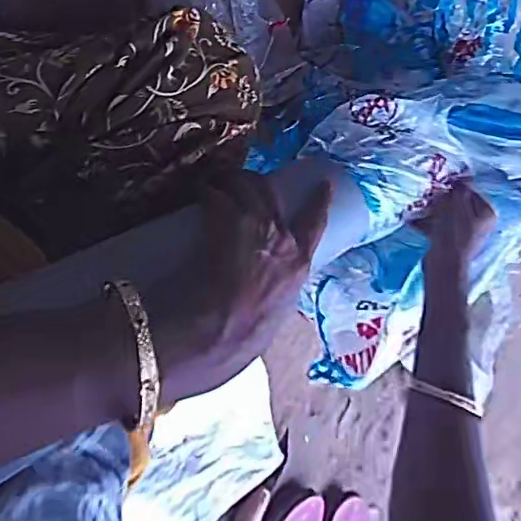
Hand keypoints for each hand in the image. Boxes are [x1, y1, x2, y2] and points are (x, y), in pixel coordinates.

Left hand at [149, 169, 329, 400]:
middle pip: (270, 192)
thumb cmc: (242, 339)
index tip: (322, 185)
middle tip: (238, 181)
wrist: (214, 334)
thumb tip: (269, 294)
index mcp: (299, 262)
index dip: (319, 199)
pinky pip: (215, 191)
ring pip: (242, 185)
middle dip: (253, 182)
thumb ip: (279, 294)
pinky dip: (207, 188)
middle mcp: (281, 236)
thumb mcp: (276, 314)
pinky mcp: (222, 218)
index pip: (316, 220)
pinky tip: (199, 188)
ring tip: (213, 181)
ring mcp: (252, 223)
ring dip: (227, 180)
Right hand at [422, 180, 495, 268]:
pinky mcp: (451, 241)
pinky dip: (427, 222)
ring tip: (420, 208)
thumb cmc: (453, 233)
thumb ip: (460, 190)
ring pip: (447, 213)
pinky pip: (439, 225)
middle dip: (442, 199)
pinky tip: (415, 221)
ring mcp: (465, 233)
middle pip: (458, 202)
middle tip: (430, 197)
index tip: (440, 186)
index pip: (470, 191)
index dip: (454, 187)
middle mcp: (479, 223)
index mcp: (486, 213)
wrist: (444, 264)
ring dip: (432, 210)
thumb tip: (462, 178)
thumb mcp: (457, 205)